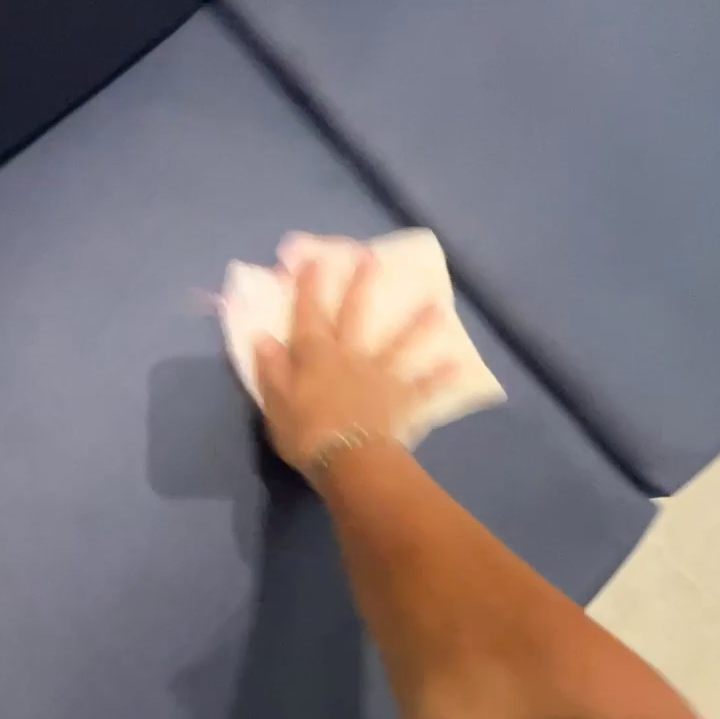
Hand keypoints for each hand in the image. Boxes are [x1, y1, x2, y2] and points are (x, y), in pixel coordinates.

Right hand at [253, 251, 453, 476]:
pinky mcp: (401, 399)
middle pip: (355, 316)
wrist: (348, 460)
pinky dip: (440, 377)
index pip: (308, 315)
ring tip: (434, 306)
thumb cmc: (304, 432)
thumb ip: (271, 368)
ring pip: (399, 345)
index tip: (312, 259)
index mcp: (315, 355)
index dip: (309, 288)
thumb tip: (263, 337)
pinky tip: (456, 365)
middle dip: (360, 287)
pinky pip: (424, 387)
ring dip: (416, 326)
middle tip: (371, 258)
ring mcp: (379, 376)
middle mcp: (349, 356)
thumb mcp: (275, 401)